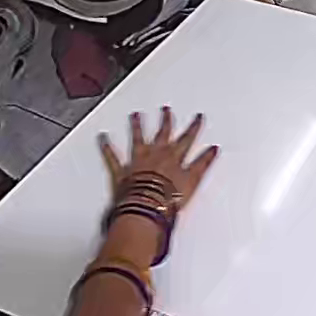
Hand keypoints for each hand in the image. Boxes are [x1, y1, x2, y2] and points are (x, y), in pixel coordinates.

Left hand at [98, 107, 218, 208]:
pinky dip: (107, 147)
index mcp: (174, 157)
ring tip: (135, 116)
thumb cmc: (169, 196)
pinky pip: (112, 156)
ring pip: (138, 139)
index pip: (187, 138)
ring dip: (137, 126)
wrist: (147, 206)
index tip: (197, 117)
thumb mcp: (194, 180)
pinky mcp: (122, 171)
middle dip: (165, 120)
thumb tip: (212, 151)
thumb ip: (203, 163)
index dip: (193, 127)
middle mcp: (155, 154)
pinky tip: (103, 138)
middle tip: (166, 109)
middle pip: (162, 134)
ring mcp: (137, 161)